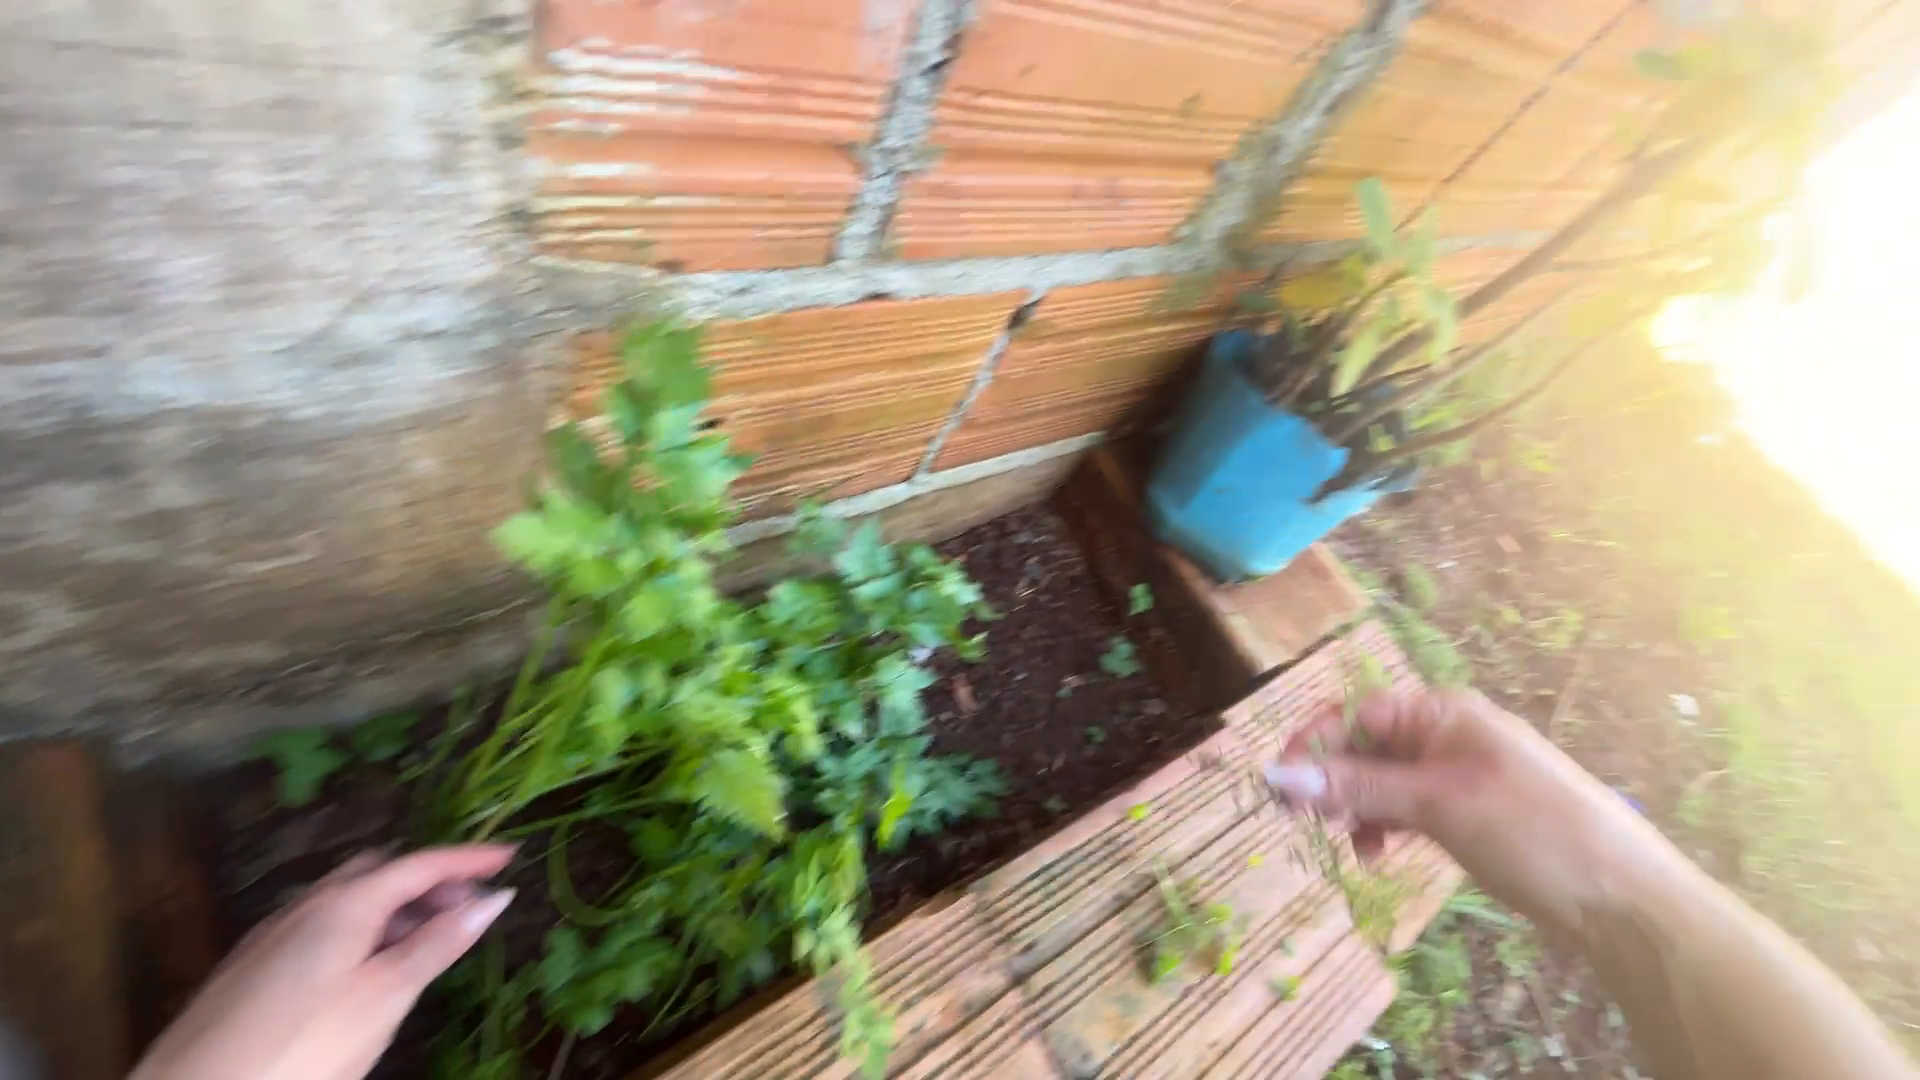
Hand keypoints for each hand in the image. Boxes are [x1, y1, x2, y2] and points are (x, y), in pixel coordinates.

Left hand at [131, 846, 516, 1079]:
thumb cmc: (302, 1048)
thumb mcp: (386, 995)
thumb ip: (441, 942)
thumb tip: (496, 898)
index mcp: (344, 904)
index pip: (421, 863)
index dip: (469, 858)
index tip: (510, 855)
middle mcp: (305, 906)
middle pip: (381, 871)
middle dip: (429, 880)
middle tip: (466, 907)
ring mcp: (270, 937)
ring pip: (348, 898)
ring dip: (395, 905)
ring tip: (425, 939)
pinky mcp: (246, 972)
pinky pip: (321, 924)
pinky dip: (361, 926)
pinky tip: (364, 965)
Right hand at [1266, 687, 1676, 937]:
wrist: (1632, 906)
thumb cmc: (1532, 830)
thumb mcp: (1435, 804)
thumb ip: (1354, 787)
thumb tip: (1277, 776)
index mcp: (1440, 712)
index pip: (1354, 713)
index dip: (1312, 743)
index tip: (1278, 782)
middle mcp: (1444, 733)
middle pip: (1364, 746)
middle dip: (1331, 779)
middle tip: (1306, 820)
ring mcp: (1456, 773)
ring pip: (1380, 779)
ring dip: (1355, 807)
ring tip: (1350, 844)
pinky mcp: (1465, 810)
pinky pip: (1405, 806)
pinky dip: (1384, 825)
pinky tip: (1377, 852)